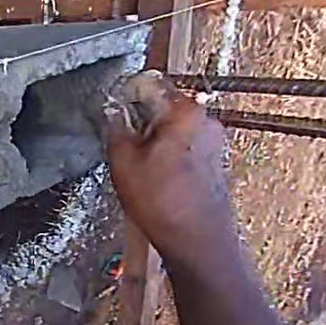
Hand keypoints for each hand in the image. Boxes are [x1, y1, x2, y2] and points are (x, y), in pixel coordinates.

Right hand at [104, 71, 239, 264]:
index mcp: (184, 111)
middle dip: (140, 125)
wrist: (196, 239)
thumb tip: (111, 112)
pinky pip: (184, 150)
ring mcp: (214, 143)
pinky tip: (156, 184)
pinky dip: (167, 160)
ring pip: (173, 131)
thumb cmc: (162, 202)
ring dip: (153, 145)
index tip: (111, 113)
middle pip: (163, 109)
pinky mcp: (214, 163)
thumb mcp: (123, 161)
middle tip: (123, 152)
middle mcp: (205, 120)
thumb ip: (115, 128)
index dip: (124, 97)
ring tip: (139, 173)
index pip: (149, 85)